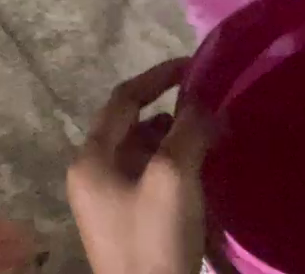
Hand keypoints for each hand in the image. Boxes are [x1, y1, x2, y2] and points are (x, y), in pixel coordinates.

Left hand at [68, 59, 212, 273]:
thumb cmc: (154, 239)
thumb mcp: (173, 175)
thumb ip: (188, 127)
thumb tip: (202, 102)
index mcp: (92, 159)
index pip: (124, 98)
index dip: (159, 75)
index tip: (196, 66)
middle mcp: (93, 174)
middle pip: (135, 122)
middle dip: (173, 109)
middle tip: (210, 105)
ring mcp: (108, 200)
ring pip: (146, 148)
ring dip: (177, 136)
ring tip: (212, 137)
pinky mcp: (127, 220)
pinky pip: (152, 173)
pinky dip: (176, 161)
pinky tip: (202, 168)